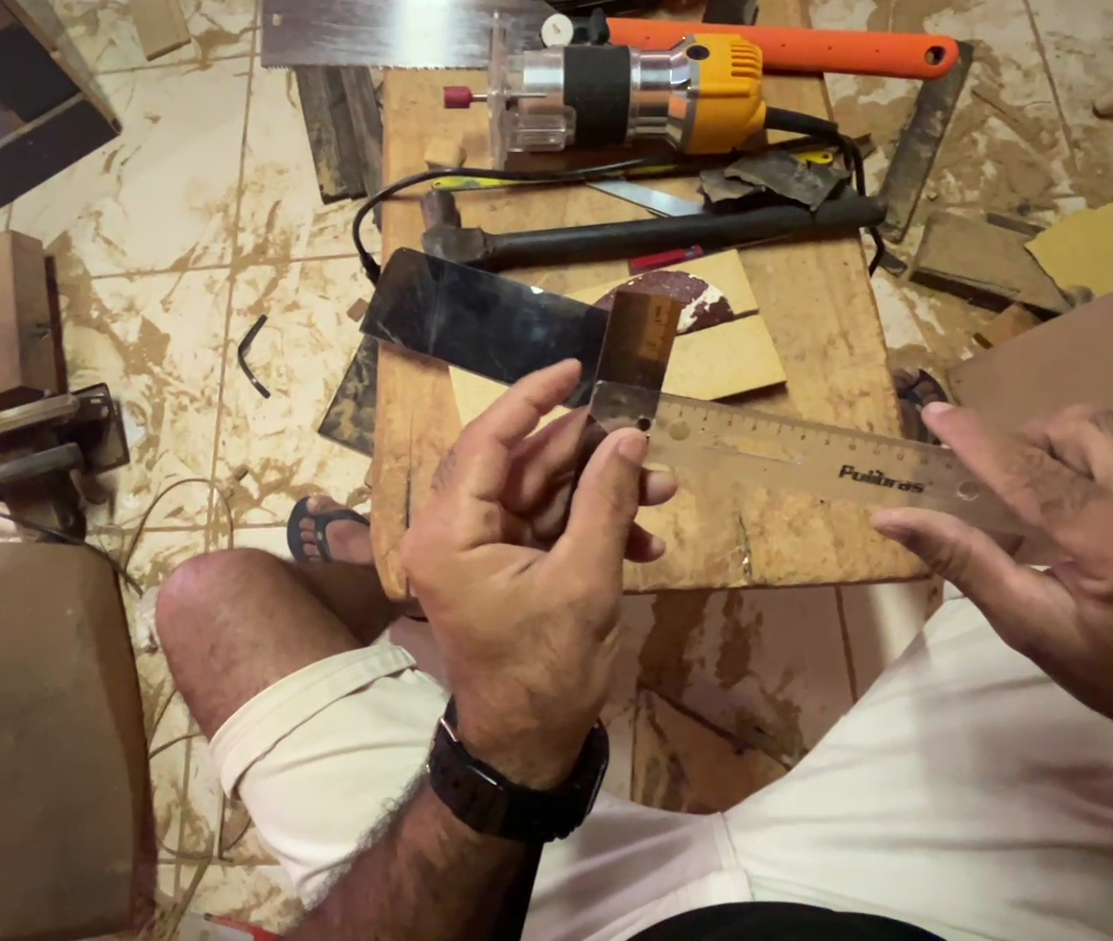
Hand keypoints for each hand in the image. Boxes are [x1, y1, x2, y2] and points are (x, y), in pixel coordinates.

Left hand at [399, 359, 675, 787]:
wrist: (530, 744)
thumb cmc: (546, 670)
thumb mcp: (584, 581)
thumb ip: (605, 501)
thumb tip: (629, 434)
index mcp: (450, 531)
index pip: (486, 442)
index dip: (530, 398)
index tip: (573, 368)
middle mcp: (454, 529)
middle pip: (522, 463)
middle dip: (587, 452)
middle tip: (641, 434)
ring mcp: (481, 546)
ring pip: (543, 492)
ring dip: (602, 490)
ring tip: (662, 491)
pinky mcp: (506, 562)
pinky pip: (550, 525)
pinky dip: (594, 525)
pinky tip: (645, 539)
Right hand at [870, 403, 1112, 758]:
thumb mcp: (1037, 630)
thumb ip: (965, 561)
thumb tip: (890, 517)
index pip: (1030, 473)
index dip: (976, 441)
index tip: (934, 414)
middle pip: (1080, 428)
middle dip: (1031, 442)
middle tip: (1014, 482)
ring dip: (1075, 445)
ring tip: (1066, 489)